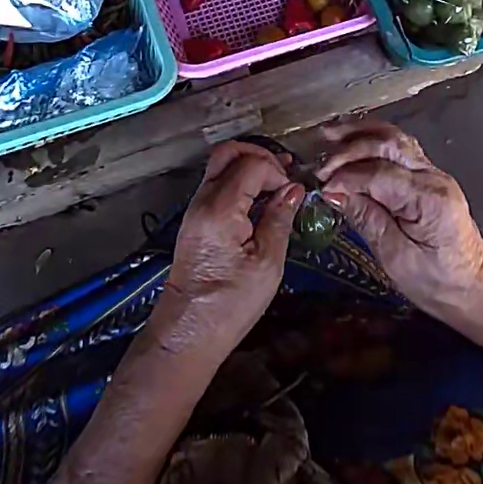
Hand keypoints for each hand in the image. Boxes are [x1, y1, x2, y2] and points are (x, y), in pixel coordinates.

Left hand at [153, 141, 301, 362]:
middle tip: (285, 173)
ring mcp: (195, 208)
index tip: (294, 193)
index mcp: (220, 208)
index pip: (251, 164)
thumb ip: (279, 220)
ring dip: (249, 166)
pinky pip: (217, 184)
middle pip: (228, 152)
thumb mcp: (267, 265)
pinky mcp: (195, 219)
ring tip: (278, 183)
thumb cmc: (230, 303)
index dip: (277, 171)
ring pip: (220, 165)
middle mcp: (202, 200)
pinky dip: (239, 181)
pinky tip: (260, 199)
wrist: (188, 331)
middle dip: (260, 155)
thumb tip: (294, 190)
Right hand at [316, 120, 482, 322]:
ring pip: (394, 138)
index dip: (346, 176)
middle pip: (388, 145)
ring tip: (328, 134)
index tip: (320, 185)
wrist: (474, 290)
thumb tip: (331, 192)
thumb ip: (365, 218)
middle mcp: (433, 177)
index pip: (379, 173)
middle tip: (319, 163)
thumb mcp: (395, 258)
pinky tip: (351, 139)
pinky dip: (371, 139)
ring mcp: (433, 173)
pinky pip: (398, 147)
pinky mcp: (427, 175)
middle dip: (348, 149)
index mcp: (429, 200)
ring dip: (359, 133)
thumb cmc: (436, 283)